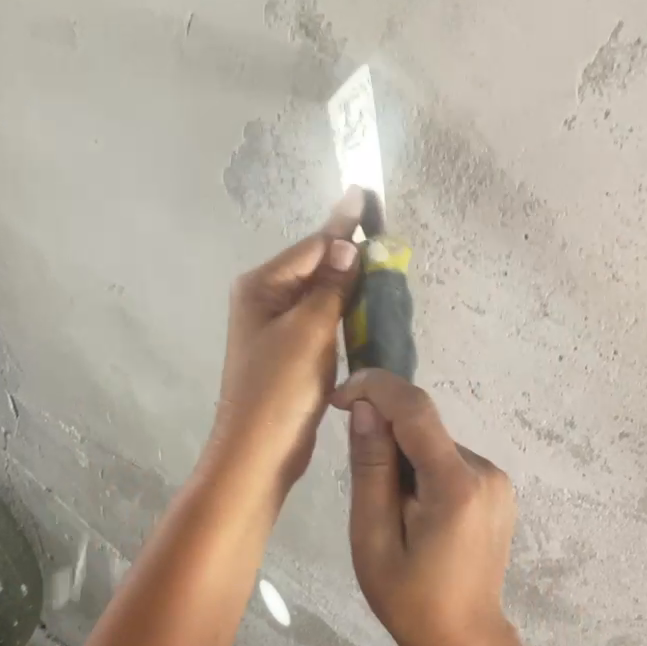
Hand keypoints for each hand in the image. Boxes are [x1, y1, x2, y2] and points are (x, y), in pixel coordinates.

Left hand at [210, 188, 365, 498]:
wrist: (258, 453)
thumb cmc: (279, 388)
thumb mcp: (309, 331)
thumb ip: (331, 285)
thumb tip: (346, 243)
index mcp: (262, 286)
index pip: (312, 246)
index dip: (344, 225)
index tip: (364, 193)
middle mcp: (265, 300)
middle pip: (315, 267)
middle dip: (349, 254)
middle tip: (388, 236)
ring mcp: (277, 328)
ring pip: (321, 295)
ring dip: (349, 285)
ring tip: (385, 265)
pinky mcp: (291, 353)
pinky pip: (322, 321)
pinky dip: (344, 314)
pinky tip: (367, 309)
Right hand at [330, 370, 517, 645]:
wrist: (464, 641)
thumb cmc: (409, 599)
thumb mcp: (372, 537)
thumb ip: (370, 468)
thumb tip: (364, 408)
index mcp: (455, 485)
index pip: (415, 408)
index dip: (374, 387)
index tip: (338, 398)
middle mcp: (485, 471)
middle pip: (424, 426)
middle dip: (384, 434)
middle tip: (362, 483)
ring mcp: (497, 480)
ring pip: (434, 443)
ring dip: (403, 456)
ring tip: (391, 511)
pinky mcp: (497, 489)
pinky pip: (449, 461)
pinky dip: (423, 470)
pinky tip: (415, 512)